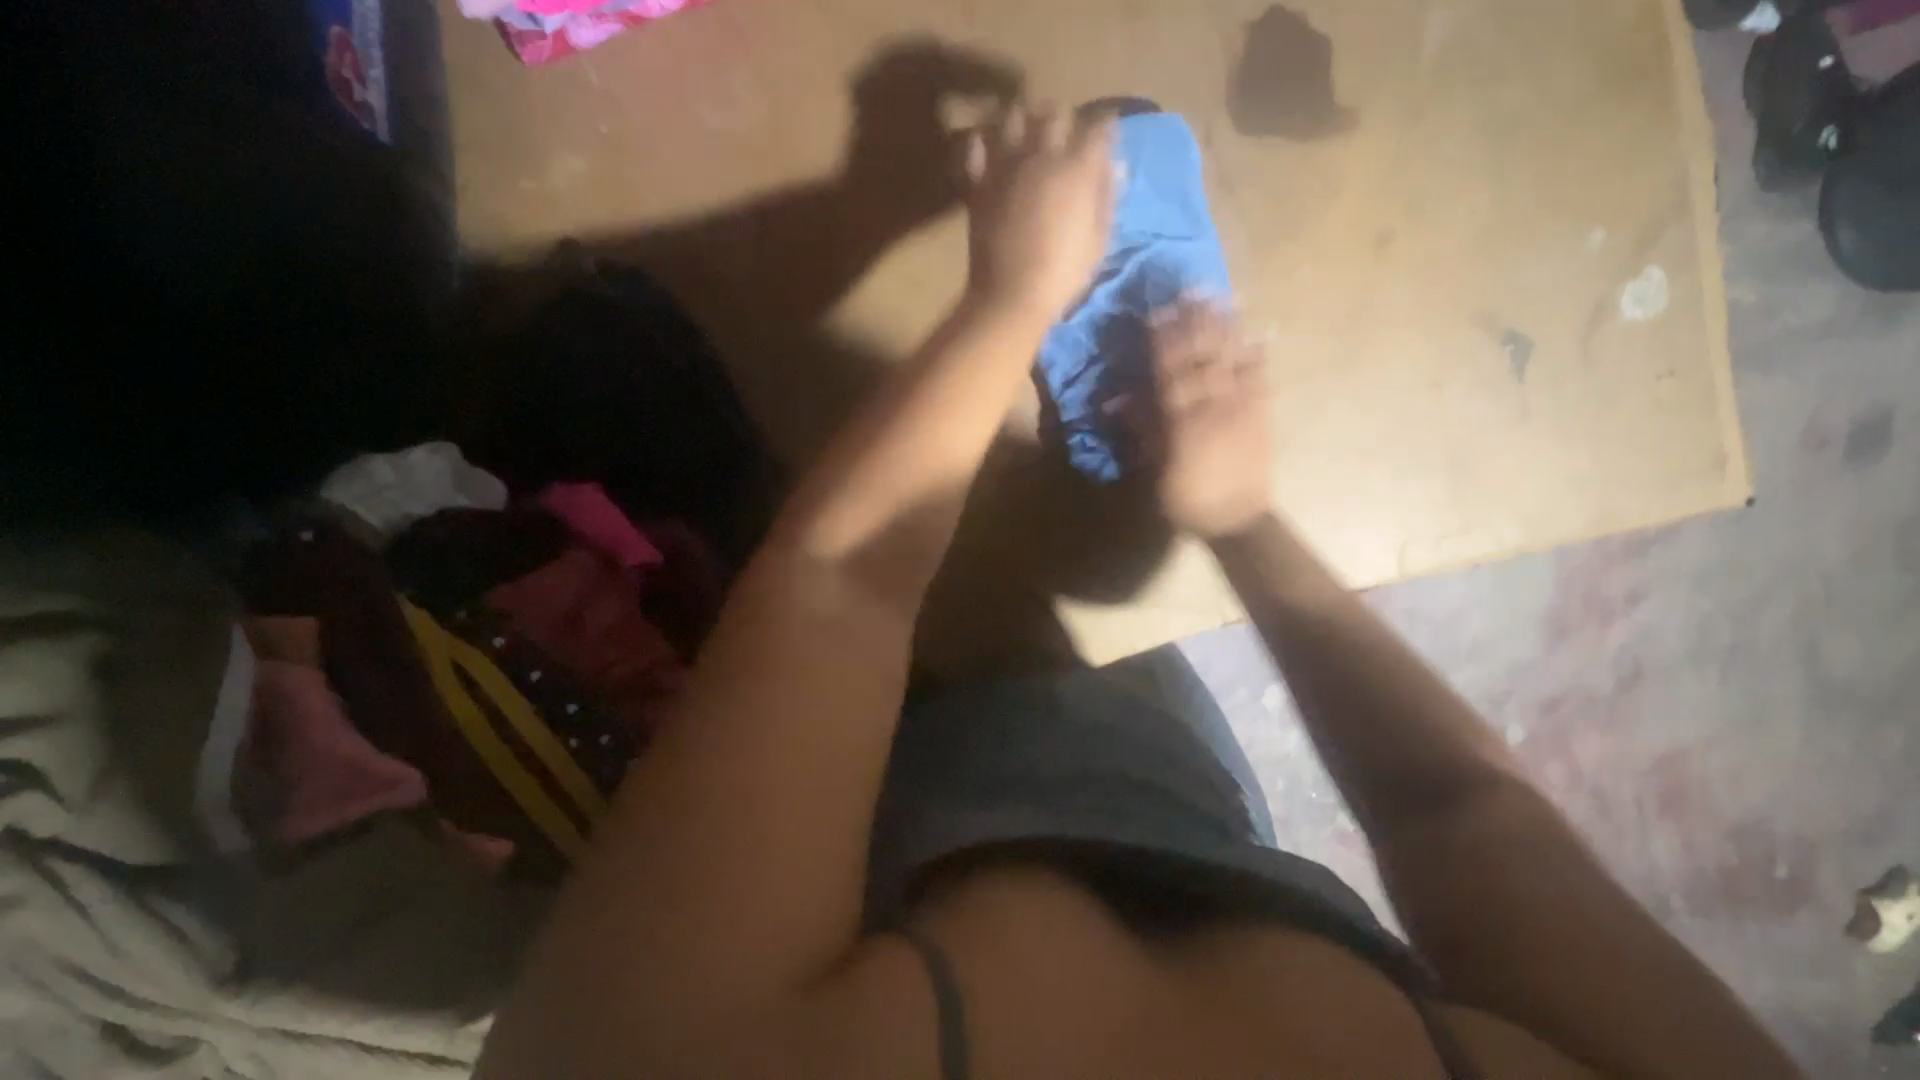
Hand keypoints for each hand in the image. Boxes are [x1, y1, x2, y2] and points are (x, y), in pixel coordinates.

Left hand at [962, 104, 1116, 322]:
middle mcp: (1042, 155)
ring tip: (1027, 131)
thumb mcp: (1099, 240)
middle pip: (1055, 112)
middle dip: (1063, 117)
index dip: (1105, 126)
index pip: (1099, 125)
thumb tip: (1116, 164)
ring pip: (1014, 116)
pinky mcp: (979, 182)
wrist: (1011, 296)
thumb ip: (1107, 197)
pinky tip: (990, 148)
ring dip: (1024, 118)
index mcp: (1079, 168)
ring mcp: (1006, 165)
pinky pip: (976, 145)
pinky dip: (983, 140)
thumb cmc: (1063, 274)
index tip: (1106, 133)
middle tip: (1064, 131)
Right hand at [1149, 298, 1275, 538]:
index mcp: (1181, 419)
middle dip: (1195, 321)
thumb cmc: (1187, 498)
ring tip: (1220, 296)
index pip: (1169, 370)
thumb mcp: (1155, 468)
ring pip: (1231, 360)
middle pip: (1202, 356)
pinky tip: (1258, 332)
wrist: (1237, 519)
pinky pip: (1260, 378)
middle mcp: (1212, 406)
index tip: (1158, 309)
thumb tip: (1116, 399)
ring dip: (1225, 327)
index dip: (1164, 339)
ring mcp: (1241, 407)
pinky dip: (1259, 355)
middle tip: (1191, 287)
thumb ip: (1141, 429)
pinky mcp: (1262, 414)